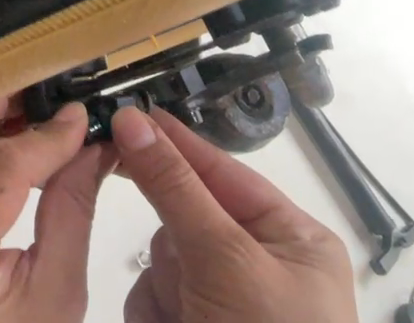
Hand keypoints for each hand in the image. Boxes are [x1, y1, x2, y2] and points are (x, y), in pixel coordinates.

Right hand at [113, 105, 357, 322]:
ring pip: (162, 260)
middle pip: (183, 216)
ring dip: (165, 291)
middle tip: (179, 266)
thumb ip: (173, 186)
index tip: (124, 111)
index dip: (173, 142)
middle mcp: (258, 264)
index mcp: (290, 238)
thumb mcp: (224, 259)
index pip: (219, 170)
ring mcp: (226, 303)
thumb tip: (130, 116)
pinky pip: (154, 299)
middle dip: (175, 248)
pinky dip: (157, 317)